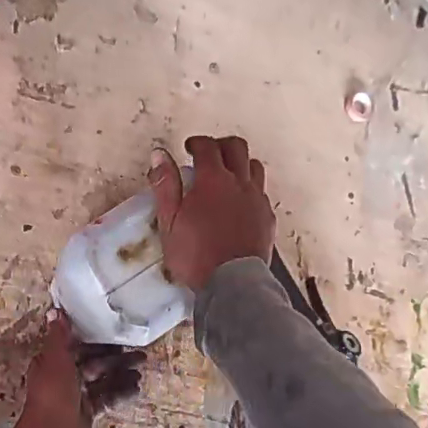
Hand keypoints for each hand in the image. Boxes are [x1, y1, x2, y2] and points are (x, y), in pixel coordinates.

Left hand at [14, 312, 145, 427]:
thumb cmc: (53, 393)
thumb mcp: (55, 359)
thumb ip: (59, 336)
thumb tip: (55, 309)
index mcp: (53, 361)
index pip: (77, 346)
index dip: (97, 340)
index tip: (117, 334)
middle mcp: (64, 376)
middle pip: (94, 362)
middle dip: (115, 358)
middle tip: (139, 353)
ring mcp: (77, 394)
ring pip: (102, 380)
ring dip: (121, 374)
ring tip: (141, 370)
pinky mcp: (87, 410)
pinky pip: (106, 397)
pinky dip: (120, 392)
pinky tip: (136, 388)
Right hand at [150, 135, 276, 290]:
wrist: (233, 283)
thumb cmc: (195, 254)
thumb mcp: (169, 222)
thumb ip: (165, 185)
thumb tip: (159, 155)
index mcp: (213, 180)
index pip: (207, 147)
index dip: (197, 143)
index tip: (188, 148)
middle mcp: (239, 183)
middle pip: (236, 148)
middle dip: (221, 145)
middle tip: (208, 154)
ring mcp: (257, 200)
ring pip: (254, 166)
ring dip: (239, 164)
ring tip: (226, 175)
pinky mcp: (267, 217)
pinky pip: (261, 192)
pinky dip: (249, 188)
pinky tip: (239, 202)